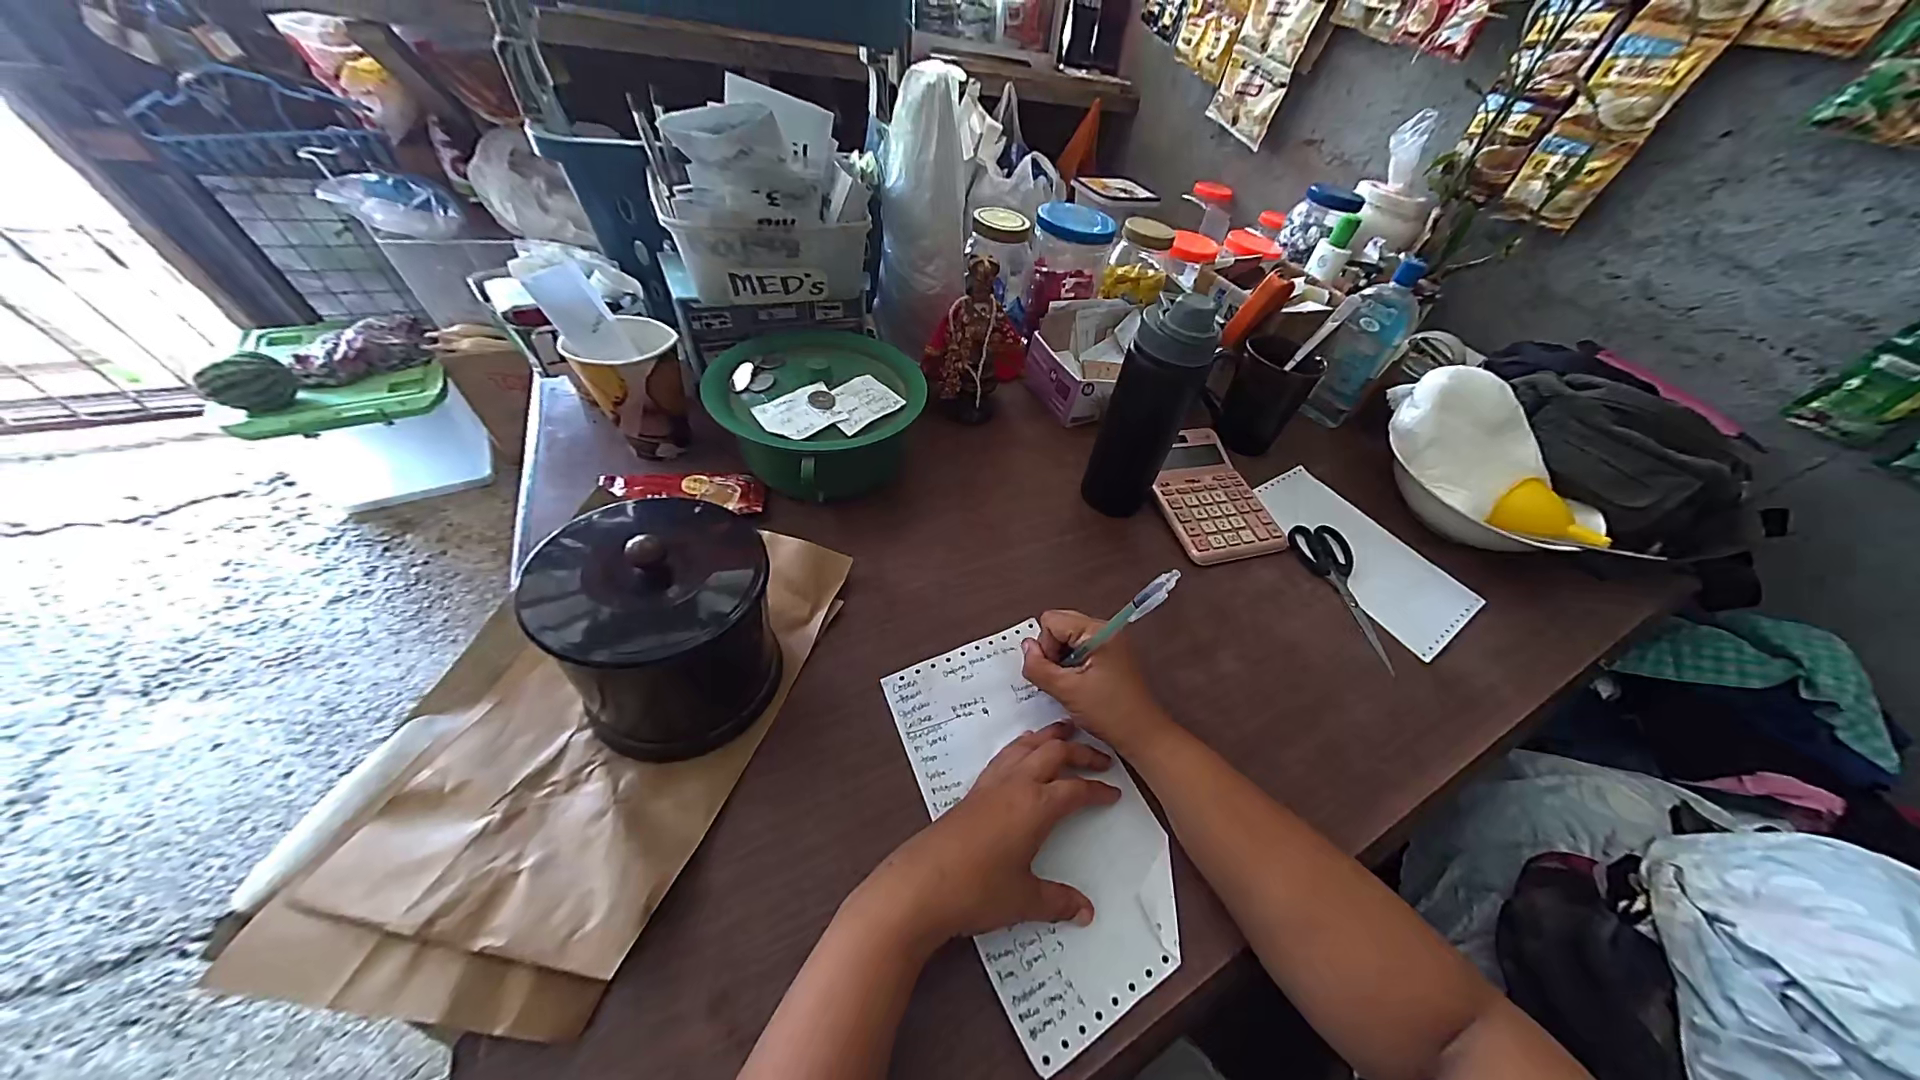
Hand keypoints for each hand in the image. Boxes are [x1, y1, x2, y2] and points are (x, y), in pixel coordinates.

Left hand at [865, 722, 1120, 943]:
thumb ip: (1058, 901)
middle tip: (1100, 757)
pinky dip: (1021, 747)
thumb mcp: (1025, 899)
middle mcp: (1015, 786)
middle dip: (1079, 751)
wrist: (921, 885)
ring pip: (1025, 746)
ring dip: (1047, 737)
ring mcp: (991, 785)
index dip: (1097, 789)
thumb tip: (1083, 910)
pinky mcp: (972, 792)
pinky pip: (1004, 757)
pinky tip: (1021, 754)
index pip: (1076, 789)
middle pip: (1053, 753)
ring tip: (1063, 732)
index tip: (1113, 792)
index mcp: (1036, 806)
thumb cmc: (976, 890)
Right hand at [1021, 610, 1175, 753]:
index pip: (1052, 621)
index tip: (1055, 672)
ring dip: (1062, 660)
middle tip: (1061, 678)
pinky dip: (1072, 665)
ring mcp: (1110, 643)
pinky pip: (1080, 650)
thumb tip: (1026, 647)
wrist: (1143, 736)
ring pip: (1068, 639)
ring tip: (1071, 685)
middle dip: (1052, 651)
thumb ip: (1038, 666)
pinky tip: (1078, 686)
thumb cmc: (1113, 714)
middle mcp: (1107, 631)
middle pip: (1060, 626)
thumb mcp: (1066, 690)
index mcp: (1100, 632)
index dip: (1045, 646)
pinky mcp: (1111, 656)